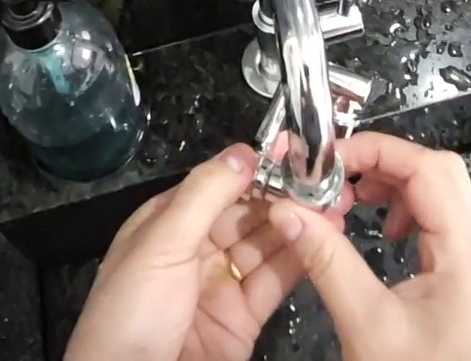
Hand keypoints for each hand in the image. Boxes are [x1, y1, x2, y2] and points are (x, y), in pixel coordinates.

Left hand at [66, 144, 325, 360]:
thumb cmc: (134, 312)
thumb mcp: (161, 244)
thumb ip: (204, 195)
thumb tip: (245, 151)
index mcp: (169, 222)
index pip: (219, 184)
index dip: (256, 168)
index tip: (296, 151)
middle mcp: (197, 247)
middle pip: (247, 211)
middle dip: (284, 194)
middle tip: (326, 178)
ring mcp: (221, 284)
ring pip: (265, 242)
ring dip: (298, 222)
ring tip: (336, 201)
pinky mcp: (243, 319)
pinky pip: (274, 281)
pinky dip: (300, 259)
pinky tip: (327, 239)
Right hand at [266, 133, 470, 360]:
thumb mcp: (365, 326)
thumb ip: (326, 260)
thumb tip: (285, 208)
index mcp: (467, 257)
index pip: (428, 169)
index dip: (377, 150)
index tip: (329, 158)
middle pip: (439, 172)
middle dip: (385, 162)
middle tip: (339, 174)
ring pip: (440, 193)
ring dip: (393, 183)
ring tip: (352, 198)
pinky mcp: (467, 281)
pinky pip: (439, 221)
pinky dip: (404, 209)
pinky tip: (380, 228)